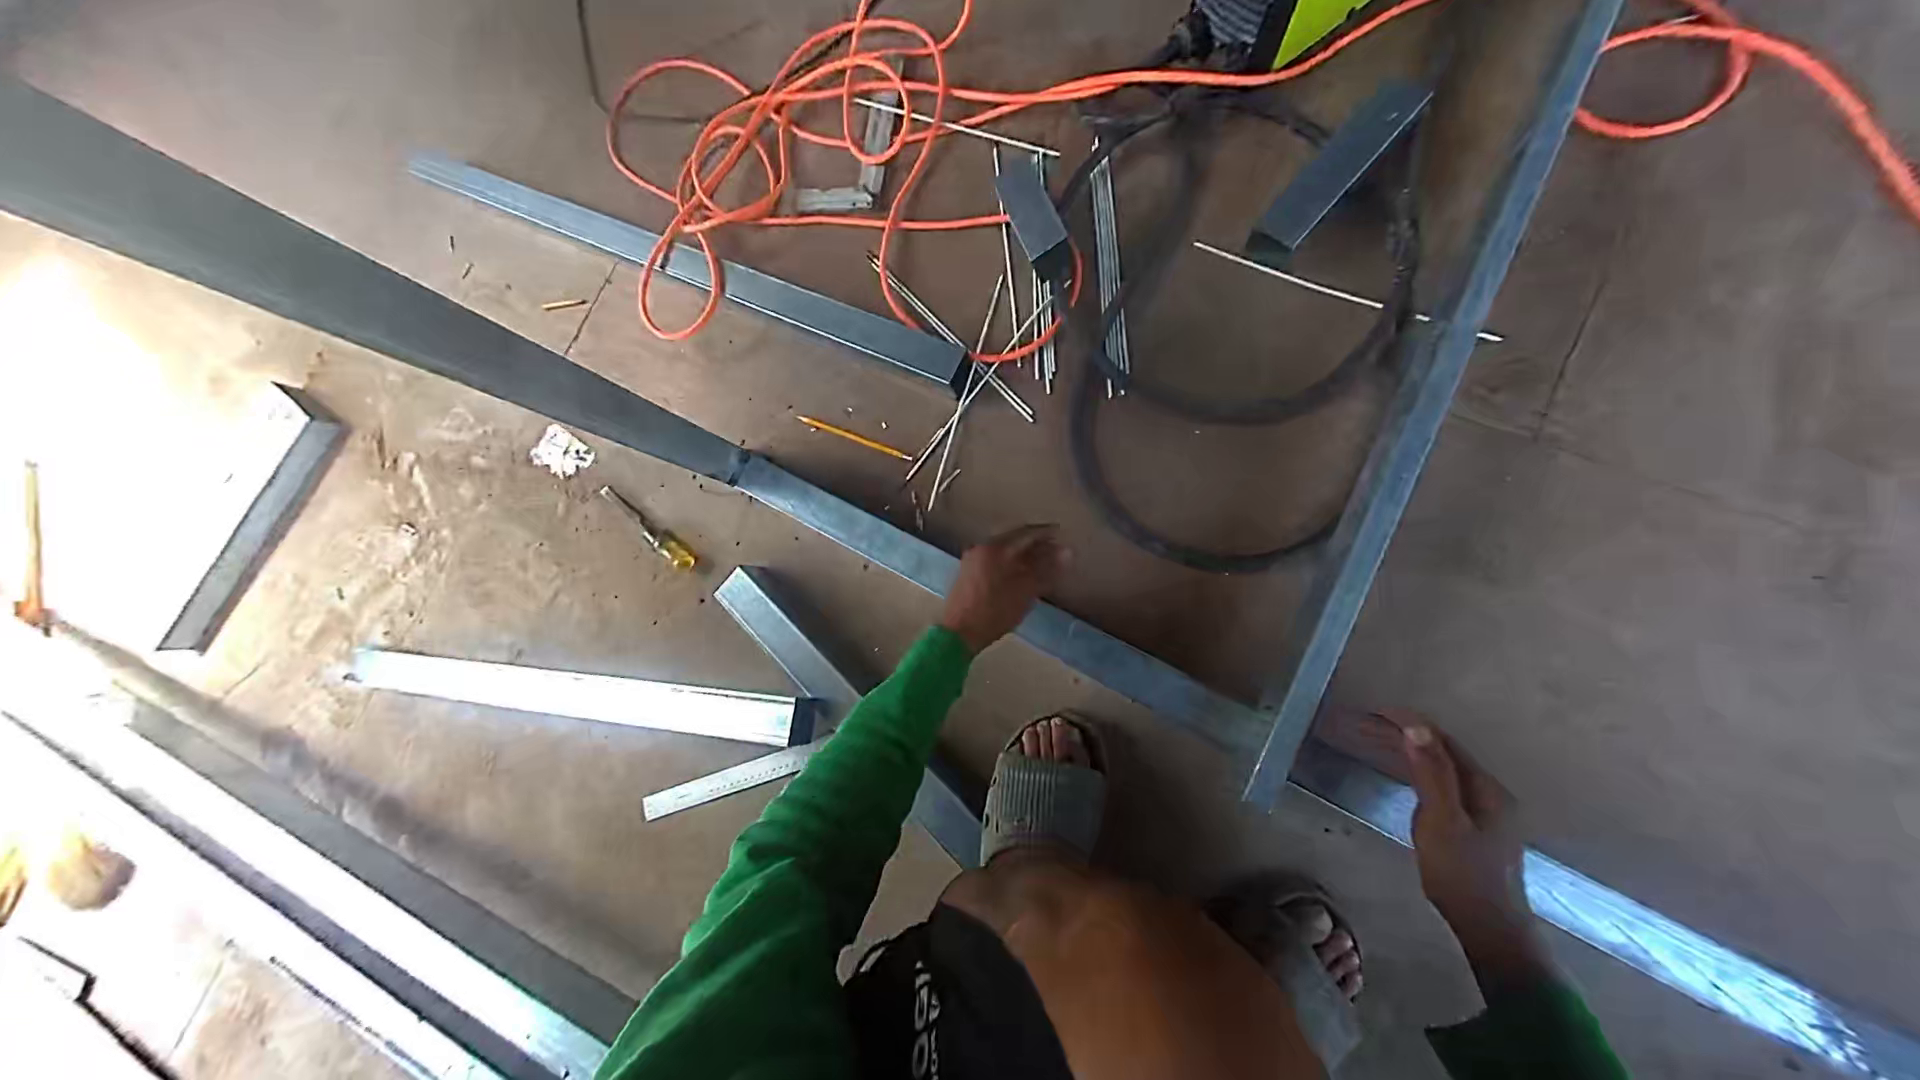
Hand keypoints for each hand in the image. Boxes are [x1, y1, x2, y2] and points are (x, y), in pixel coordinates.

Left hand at [940, 525, 1070, 652]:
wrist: (958, 633)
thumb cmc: (995, 611)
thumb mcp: (1025, 591)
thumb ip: (1046, 569)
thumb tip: (1067, 552)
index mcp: (995, 548)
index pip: (1026, 533)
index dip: (1045, 532)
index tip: (1061, 533)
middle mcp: (981, 548)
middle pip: (1013, 540)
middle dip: (1035, 544)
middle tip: (1054, 549)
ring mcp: (972, 560)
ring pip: (1003, 551)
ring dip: (1022, 554)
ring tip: (1041, 562)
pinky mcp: (968, 574)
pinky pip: (994, 560)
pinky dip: (1010, 562)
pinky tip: (1020, 573)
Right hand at [1383, 709, 1550, 992]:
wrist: (1487, 926)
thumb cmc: (1461, 873)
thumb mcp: (1442, 821)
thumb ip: (1431, 774)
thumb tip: (1417, 728)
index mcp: (1485, 788)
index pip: (1444, 742)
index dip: (1410, 722)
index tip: (1374, 712)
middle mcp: (1488, 793)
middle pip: (1442, 751)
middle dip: (1405, 733)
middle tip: (1365, 724)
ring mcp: (1482, 809)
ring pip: (1440, 766)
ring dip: (1408, 749)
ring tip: (1374, 739)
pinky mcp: (1470, 823)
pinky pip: (1439, 781)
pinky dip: (1414, 768)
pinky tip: (1400, 771)